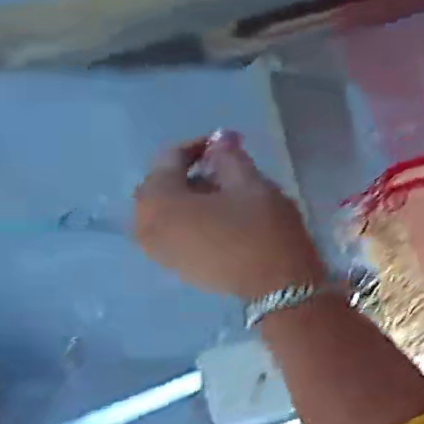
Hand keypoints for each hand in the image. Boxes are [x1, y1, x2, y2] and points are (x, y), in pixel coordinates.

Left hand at [133, 131, 327, 300]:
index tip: (229, 142)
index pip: (170, 159)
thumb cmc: (265, 230)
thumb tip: (221, 137)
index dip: (200, 146)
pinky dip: (193, 219)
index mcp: (158, 200)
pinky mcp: (175, 267)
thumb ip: (230, 157)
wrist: (279, 286)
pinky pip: (176, 232)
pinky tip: (224, 220)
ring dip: (192, 198)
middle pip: (162, 186)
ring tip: (227, 195)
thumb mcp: (252, 185)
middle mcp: (144, 224)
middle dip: (191, 173)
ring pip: (168, 212)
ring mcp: (157, 250)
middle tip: (227, 168)